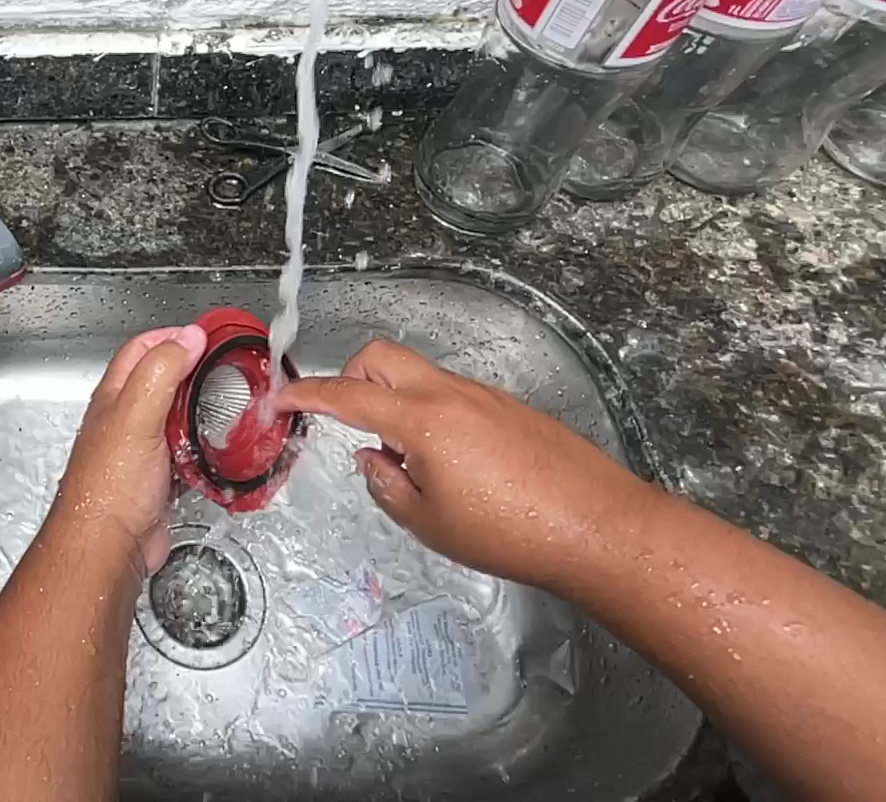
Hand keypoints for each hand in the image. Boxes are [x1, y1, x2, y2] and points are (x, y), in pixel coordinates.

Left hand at [53, 325, 207, 575]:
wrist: (107, 548)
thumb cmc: (109, 487)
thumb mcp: (136, 416)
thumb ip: (160, 372)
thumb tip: (188, 338)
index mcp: (115, 396)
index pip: (141, 349)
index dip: (172, 336)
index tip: (206, 336)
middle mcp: (125, 418)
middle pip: (162, 380)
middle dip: (193, 370)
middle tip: (225, 368)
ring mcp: (142, 449)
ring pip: (177, 417)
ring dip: (202, 410)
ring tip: (230, 406)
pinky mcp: (159, 477)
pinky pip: (187, 453)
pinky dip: (205, 448)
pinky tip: (221, 450)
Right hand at [276, 338, 656, 589]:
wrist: (604, 530)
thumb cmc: (511, 533)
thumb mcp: (429, 523)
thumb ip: (385, 483)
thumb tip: (372, 459)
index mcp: (421, 420)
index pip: (346, 395)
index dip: (306, 394)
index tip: (281, 399)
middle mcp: (449, 394)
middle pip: (381, 353)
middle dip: (351, 374)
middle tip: (349, 418)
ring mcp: (483, 395)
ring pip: (417, 373)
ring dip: (393, 397)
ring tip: (409, 457)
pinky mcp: (509, 406)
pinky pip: (450, 391)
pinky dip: (429, 410)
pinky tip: (451, 460)